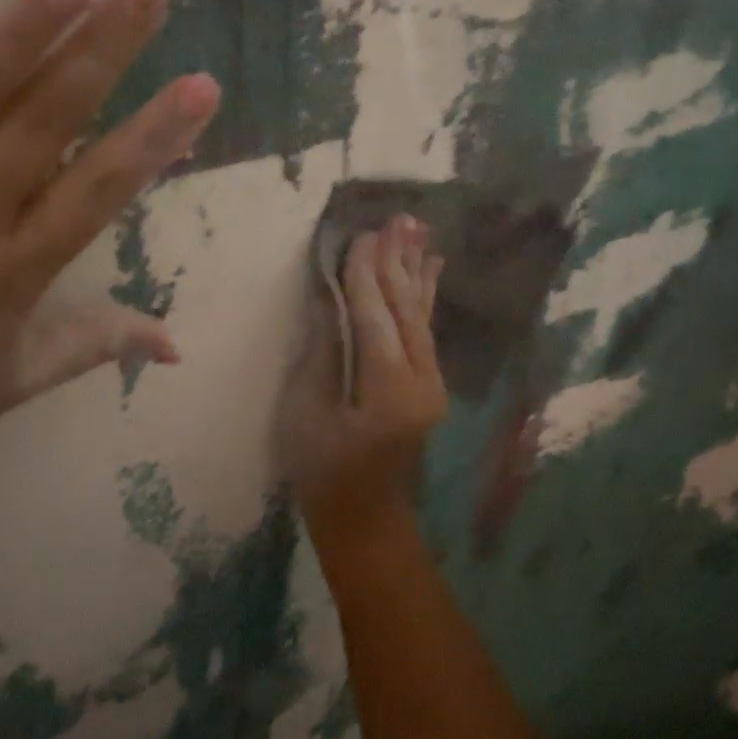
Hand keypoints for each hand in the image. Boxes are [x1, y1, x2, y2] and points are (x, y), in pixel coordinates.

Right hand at [277, 215, 446, 545]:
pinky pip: (426, 333)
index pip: (374, 317)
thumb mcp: (305, 414)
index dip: (365, 274)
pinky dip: (424, 298)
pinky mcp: (429, 388)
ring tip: (416, 229)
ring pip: (422, 317)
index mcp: (386, 391)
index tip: (362, 233)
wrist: (366, 521)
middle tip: (398, 217)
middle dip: (397, 262)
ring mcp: (432, 385)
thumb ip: (321, 354)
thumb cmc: (322, 474)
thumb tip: (328, 300)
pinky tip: (430, 269)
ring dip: (415, 271)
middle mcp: (421, 382)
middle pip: (406, 309)